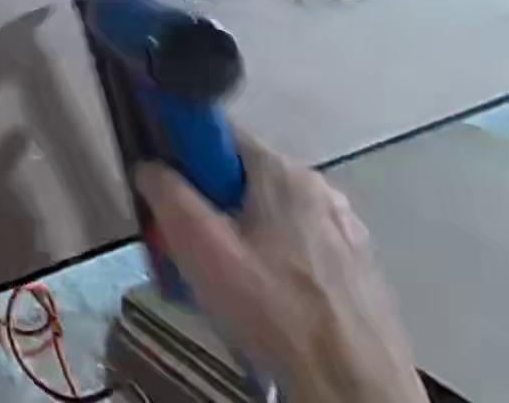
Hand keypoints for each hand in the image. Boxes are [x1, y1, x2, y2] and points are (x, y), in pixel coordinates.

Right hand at [135, 134, 426, 402]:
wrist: (354, 394)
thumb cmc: (272, 311)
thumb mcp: (199, 245)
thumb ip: (165, 192)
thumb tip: (148, 167)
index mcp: (285, 173)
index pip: (219, 132)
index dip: (184, 152)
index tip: (167, 183)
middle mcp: (321, 191)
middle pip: (241, 177)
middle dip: (208, 204)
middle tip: (189, 243)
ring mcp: (347, 233)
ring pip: (269, 215)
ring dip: (238, 235)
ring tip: (223, 280)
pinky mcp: (360, 272)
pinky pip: (297, 247)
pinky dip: (272, 262)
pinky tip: (262, 301)